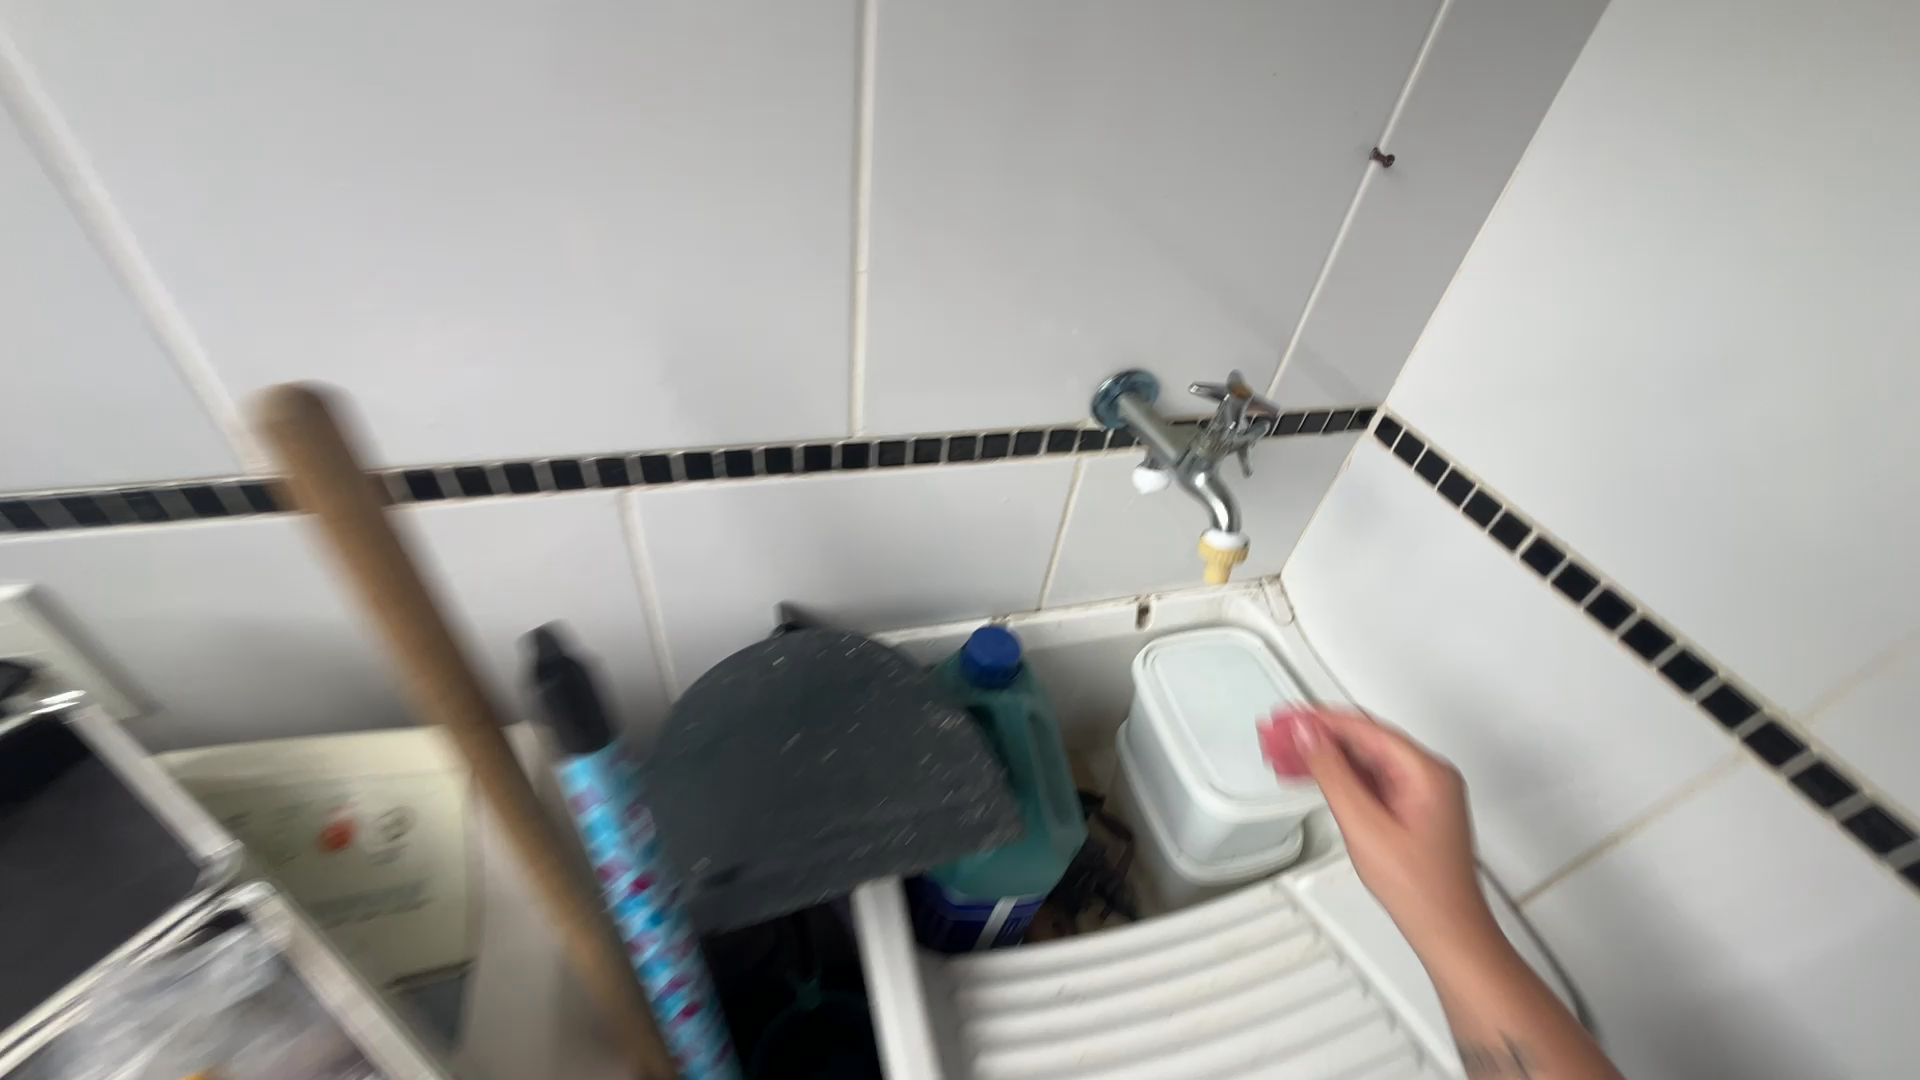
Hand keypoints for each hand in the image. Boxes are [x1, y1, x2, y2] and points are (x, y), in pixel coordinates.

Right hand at [1260, 707, 1498, 960]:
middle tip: (1275, 735)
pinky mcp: (1408, 805)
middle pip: (1359, 739)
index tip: (1283, 718)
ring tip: (1282, 753)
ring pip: (1359, 757)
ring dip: (1319, 755)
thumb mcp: (1363, 823)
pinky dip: (1334, 774)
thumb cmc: (1420, 888)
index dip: (1316, 720)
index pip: (1361, 728)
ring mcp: (1419, 790)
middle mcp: (1426, 774)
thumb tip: (1307, 732)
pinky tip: (1307, 775)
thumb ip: (1331, 772)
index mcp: (1425, 771)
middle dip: (1313, 736)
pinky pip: (1365, 776)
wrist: (1447, 932)